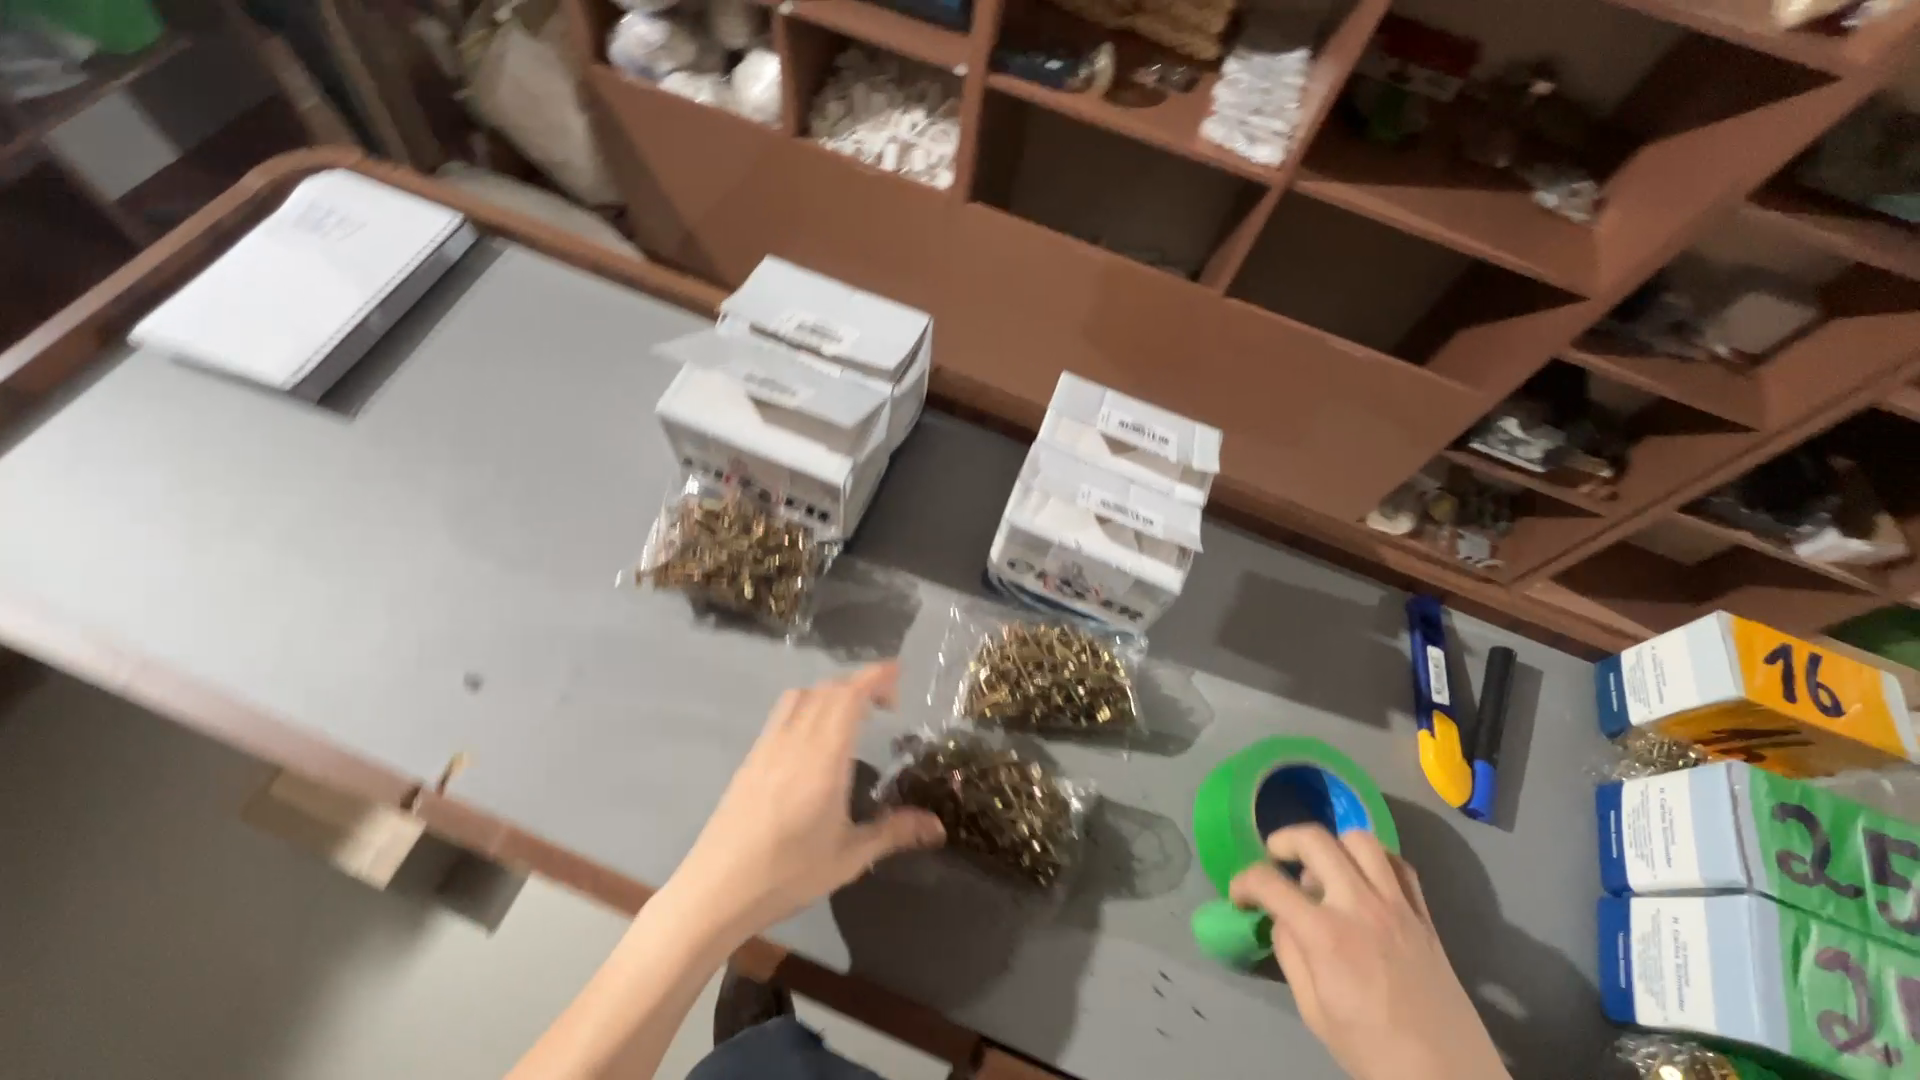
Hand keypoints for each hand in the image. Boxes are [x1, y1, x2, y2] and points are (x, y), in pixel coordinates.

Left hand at [664, 661, 945, 942]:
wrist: (716, 890)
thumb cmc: (787, 874)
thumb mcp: (849, 857)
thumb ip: (893, 833)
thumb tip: (937, 826)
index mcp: (824, 759)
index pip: (849, 696)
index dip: (874, 676)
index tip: (898, 673)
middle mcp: (795, 742)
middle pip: (828, 690)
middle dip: (860, 683)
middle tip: (886, 703)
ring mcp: (768, 747)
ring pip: (802, 696)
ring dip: (831, 692)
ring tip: (852, 716)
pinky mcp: (751, 759)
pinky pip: (783, 714)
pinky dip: (808, 707)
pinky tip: (816, 740)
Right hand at [1230, 826, 1507, 1079]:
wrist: (1448, 1076)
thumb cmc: (1373, 1051)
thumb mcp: (1314, 1012)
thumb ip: (1291, 955)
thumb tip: (1282, 920)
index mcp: (1326, 935)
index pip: (1269, 882)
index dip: (1243, 882)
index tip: (1239, 895)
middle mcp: (1360, 906)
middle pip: (1315, 840)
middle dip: (1282, 840)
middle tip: (1274, 859)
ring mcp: (1397, 906)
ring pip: (1360, 839)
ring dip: (1332, 844)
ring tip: (1323, 868)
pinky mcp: (1424, 915)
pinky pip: (1398, 864)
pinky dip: (1374, 860)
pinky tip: (1363, 880)